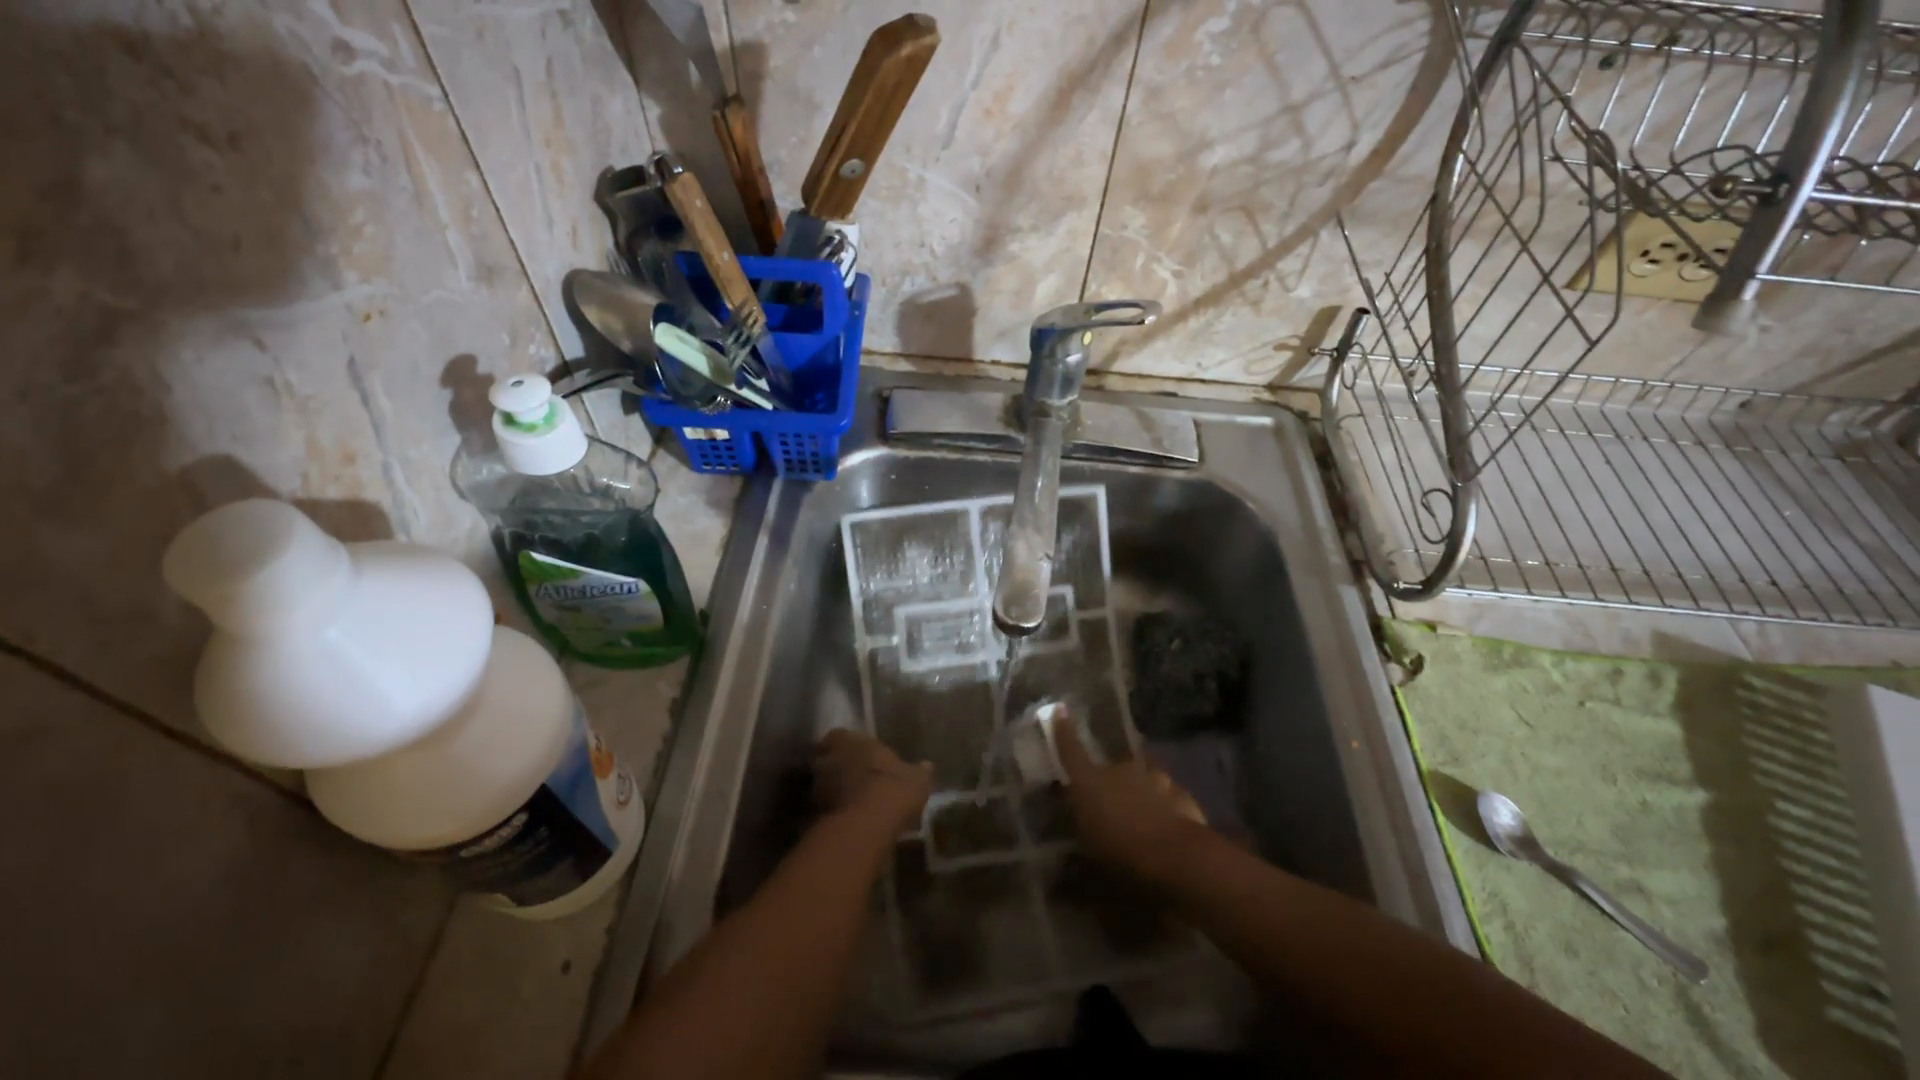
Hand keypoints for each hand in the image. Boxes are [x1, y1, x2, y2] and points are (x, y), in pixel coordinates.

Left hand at [813, 728, 931, 831]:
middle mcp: (829, 756)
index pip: (839, 735)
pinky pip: (823, 804)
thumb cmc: (894, 788)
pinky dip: (832, 808)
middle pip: (827, 757)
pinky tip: (848, 816)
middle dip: (837, 765)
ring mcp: (818, 783)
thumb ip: (919, 770)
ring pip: (822, 781)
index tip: (858, 754)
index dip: (847, 745)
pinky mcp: (815, 809)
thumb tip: (927, 765)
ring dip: (832, 787)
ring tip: (851, 798)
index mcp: (850, 740)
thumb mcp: (916, 779)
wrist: (868, 823)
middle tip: (853, 776)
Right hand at [1051, 717, 1206, 882]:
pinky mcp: (1180, 792)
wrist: (1174, 855)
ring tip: (1143, 823)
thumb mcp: (1088, 845)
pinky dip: (1164, 809)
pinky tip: (1165, 831)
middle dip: (1113, 786)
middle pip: (1113, 771)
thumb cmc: (1118, 851)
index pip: (1070, 750)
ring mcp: (1154, 778)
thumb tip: (1080, 816)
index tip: (1060, 709)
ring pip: (1143, 782)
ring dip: (1140, 796)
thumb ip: (1082, 824)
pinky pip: (1167, 798)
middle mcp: (1121, 770)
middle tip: (1113, 809)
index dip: (1063, 730)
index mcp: (1090, 781)